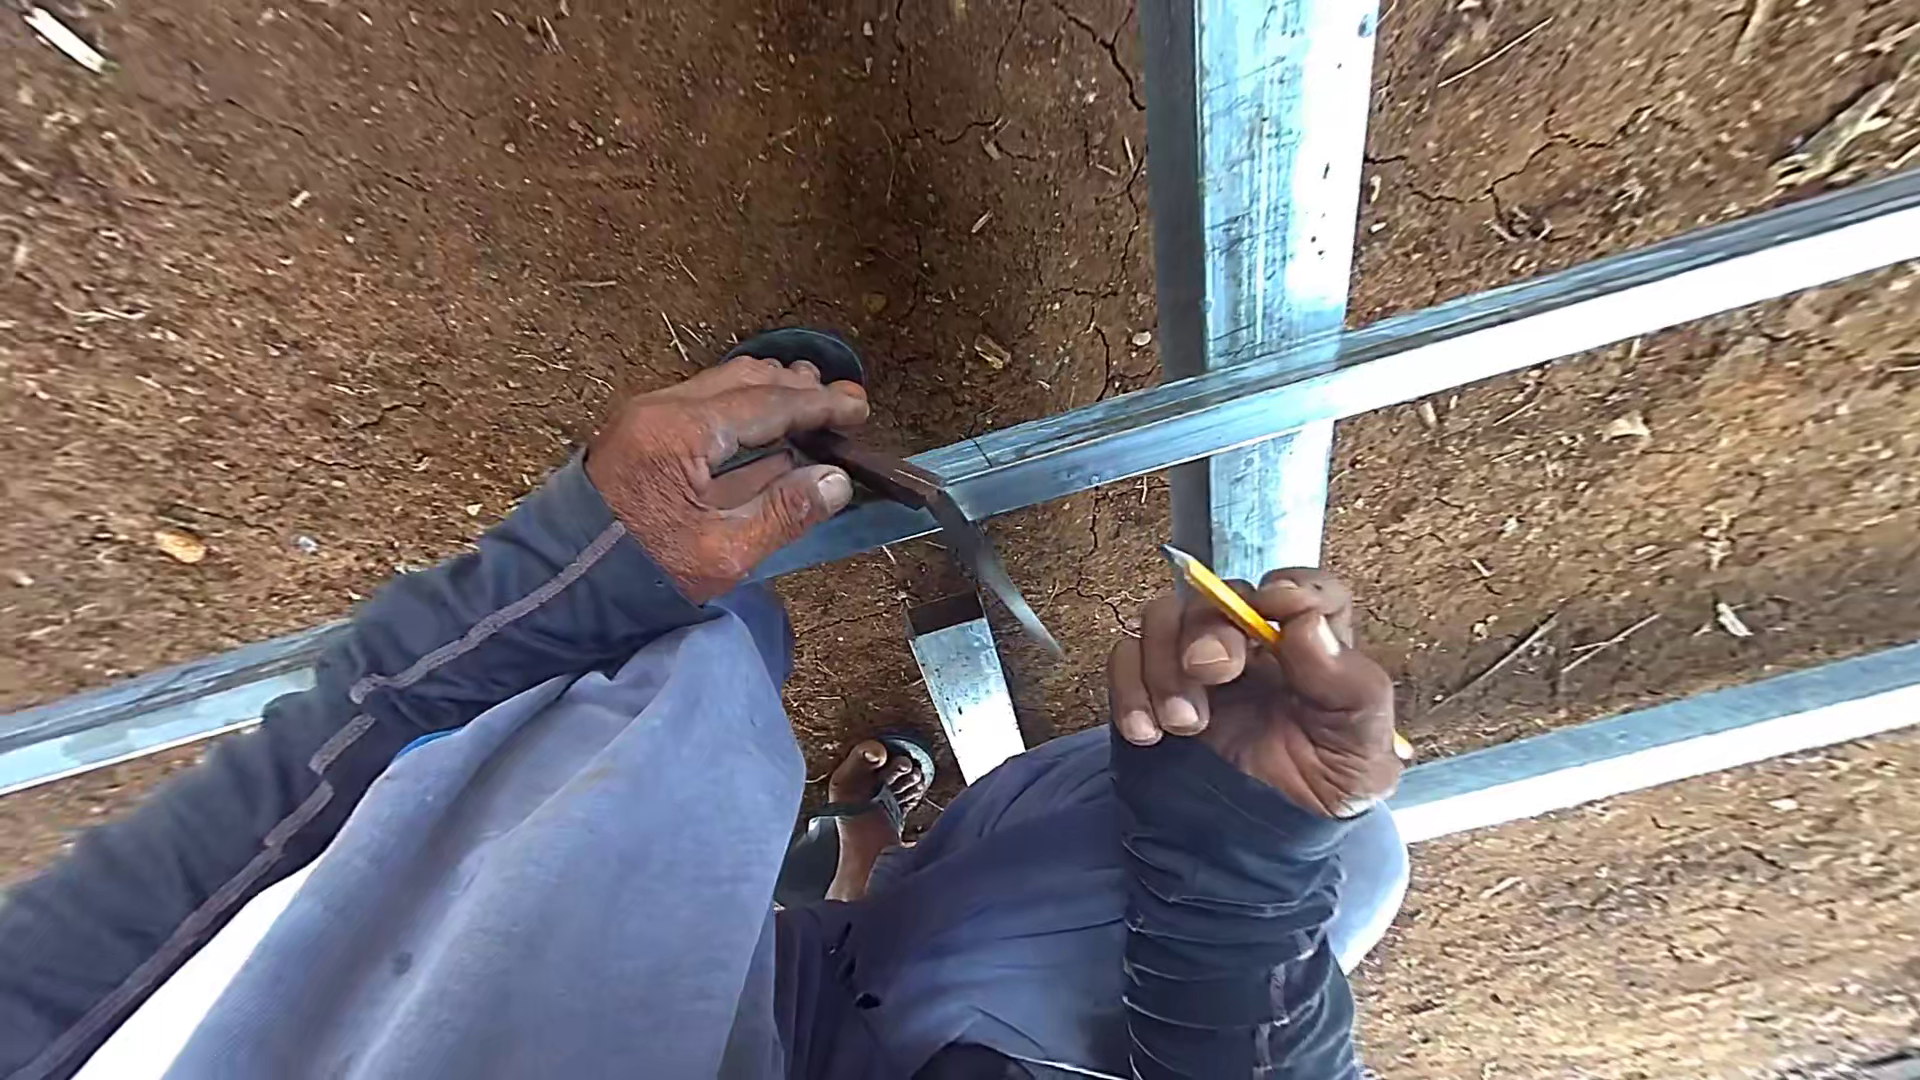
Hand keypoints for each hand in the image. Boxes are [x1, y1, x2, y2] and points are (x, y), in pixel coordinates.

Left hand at [586, 354, 869, 601]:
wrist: (561, 585)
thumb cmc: (643, 574)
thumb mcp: (724, 554)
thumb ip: (784, 512)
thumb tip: (837, 480)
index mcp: (681, 435)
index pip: (767, 405)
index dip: (819, 405)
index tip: (858, 408)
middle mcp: (662, 408)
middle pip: (746, 379)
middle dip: (801, 387)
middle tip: (845, 403)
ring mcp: (649, 414)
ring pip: (725, 382)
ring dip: (775, 389)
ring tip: (816, 402)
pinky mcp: (645, 428)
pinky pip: (707, 400)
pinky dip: (748, 404)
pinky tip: (771, 421)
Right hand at [1107, 568, 1400, 817]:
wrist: (1235, 851)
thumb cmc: (1303, 797)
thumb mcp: (1360, 760)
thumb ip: (1352, 690)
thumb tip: (1308, 625)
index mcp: (1307, 654)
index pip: (1307, 591)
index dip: (1292, 585)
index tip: (1275, 605)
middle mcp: (1246, 645)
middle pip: (1219, 596)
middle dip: (1209, 629)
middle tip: (1208, 672)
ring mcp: (1189, 659)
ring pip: (1162, 616)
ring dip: (1163, 665)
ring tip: (1182, 725)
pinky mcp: (1146, 680)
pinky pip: (1123, 655)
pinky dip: (1128, 688)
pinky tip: (1146, 732)